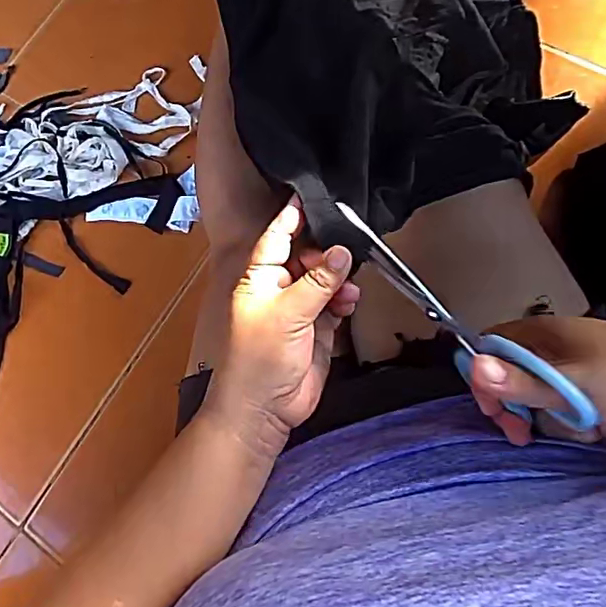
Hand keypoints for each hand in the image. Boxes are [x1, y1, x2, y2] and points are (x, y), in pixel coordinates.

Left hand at [205, 199, 359, 451]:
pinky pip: (335, 303)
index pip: (276, 238)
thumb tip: (341, 253)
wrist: (265, 409)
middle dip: (326, 254)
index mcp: (258, 279)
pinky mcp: (316, 328)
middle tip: (343, 254)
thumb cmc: (257, 363)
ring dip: (340, 280)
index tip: (308, 197)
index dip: (291, 218)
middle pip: (307, 257)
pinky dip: (344, 301)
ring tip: (348, 286)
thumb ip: (318, 282)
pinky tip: (349, 303)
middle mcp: (278, 289)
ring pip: (325, 280)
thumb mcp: (288, 314)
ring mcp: (298, 309)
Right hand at [466, 316, 605, 449]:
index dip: (485, 371)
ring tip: (563, 433)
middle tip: (520, 433)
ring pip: (544, 395)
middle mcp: (568, 349)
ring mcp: (589, 373)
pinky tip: (590, 433)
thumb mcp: (581, 386)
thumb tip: (472, 366)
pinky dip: (572, 423)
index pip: (499, 341)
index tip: (491, 408)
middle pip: (517, 371)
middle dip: (513, 402)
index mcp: (557, 333)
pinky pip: (571, 410)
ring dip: (544, 417)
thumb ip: (526, 382)